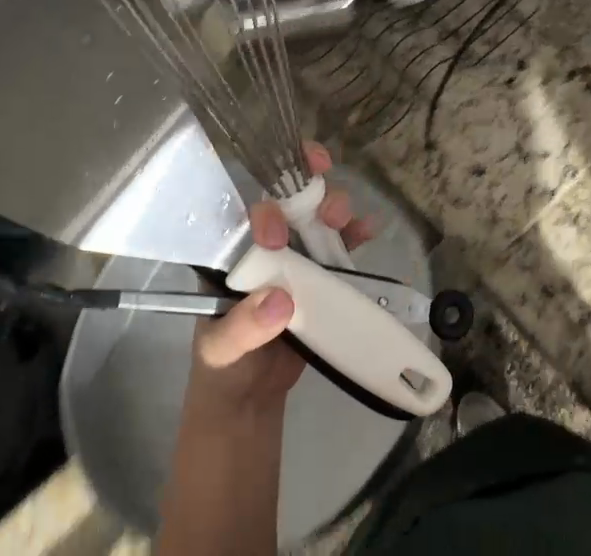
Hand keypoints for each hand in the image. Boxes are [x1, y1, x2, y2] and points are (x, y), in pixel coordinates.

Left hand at [186, 142, 375, 412]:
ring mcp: (293, 261)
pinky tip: (368, 228)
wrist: (251, 397)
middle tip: (327, 208)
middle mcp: (262, 249)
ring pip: (314, 220)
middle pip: (286, 206)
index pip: (245, 217)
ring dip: (332, 210)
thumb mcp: (222, 349)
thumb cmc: (224, 366)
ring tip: (344, 217)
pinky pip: (337, 250)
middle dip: (307, 194)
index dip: (265, 207)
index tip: (280, 221)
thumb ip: (243, 327)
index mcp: (231, 256)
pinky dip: (353, 236)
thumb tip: (280, 299)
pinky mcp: (319, 279)